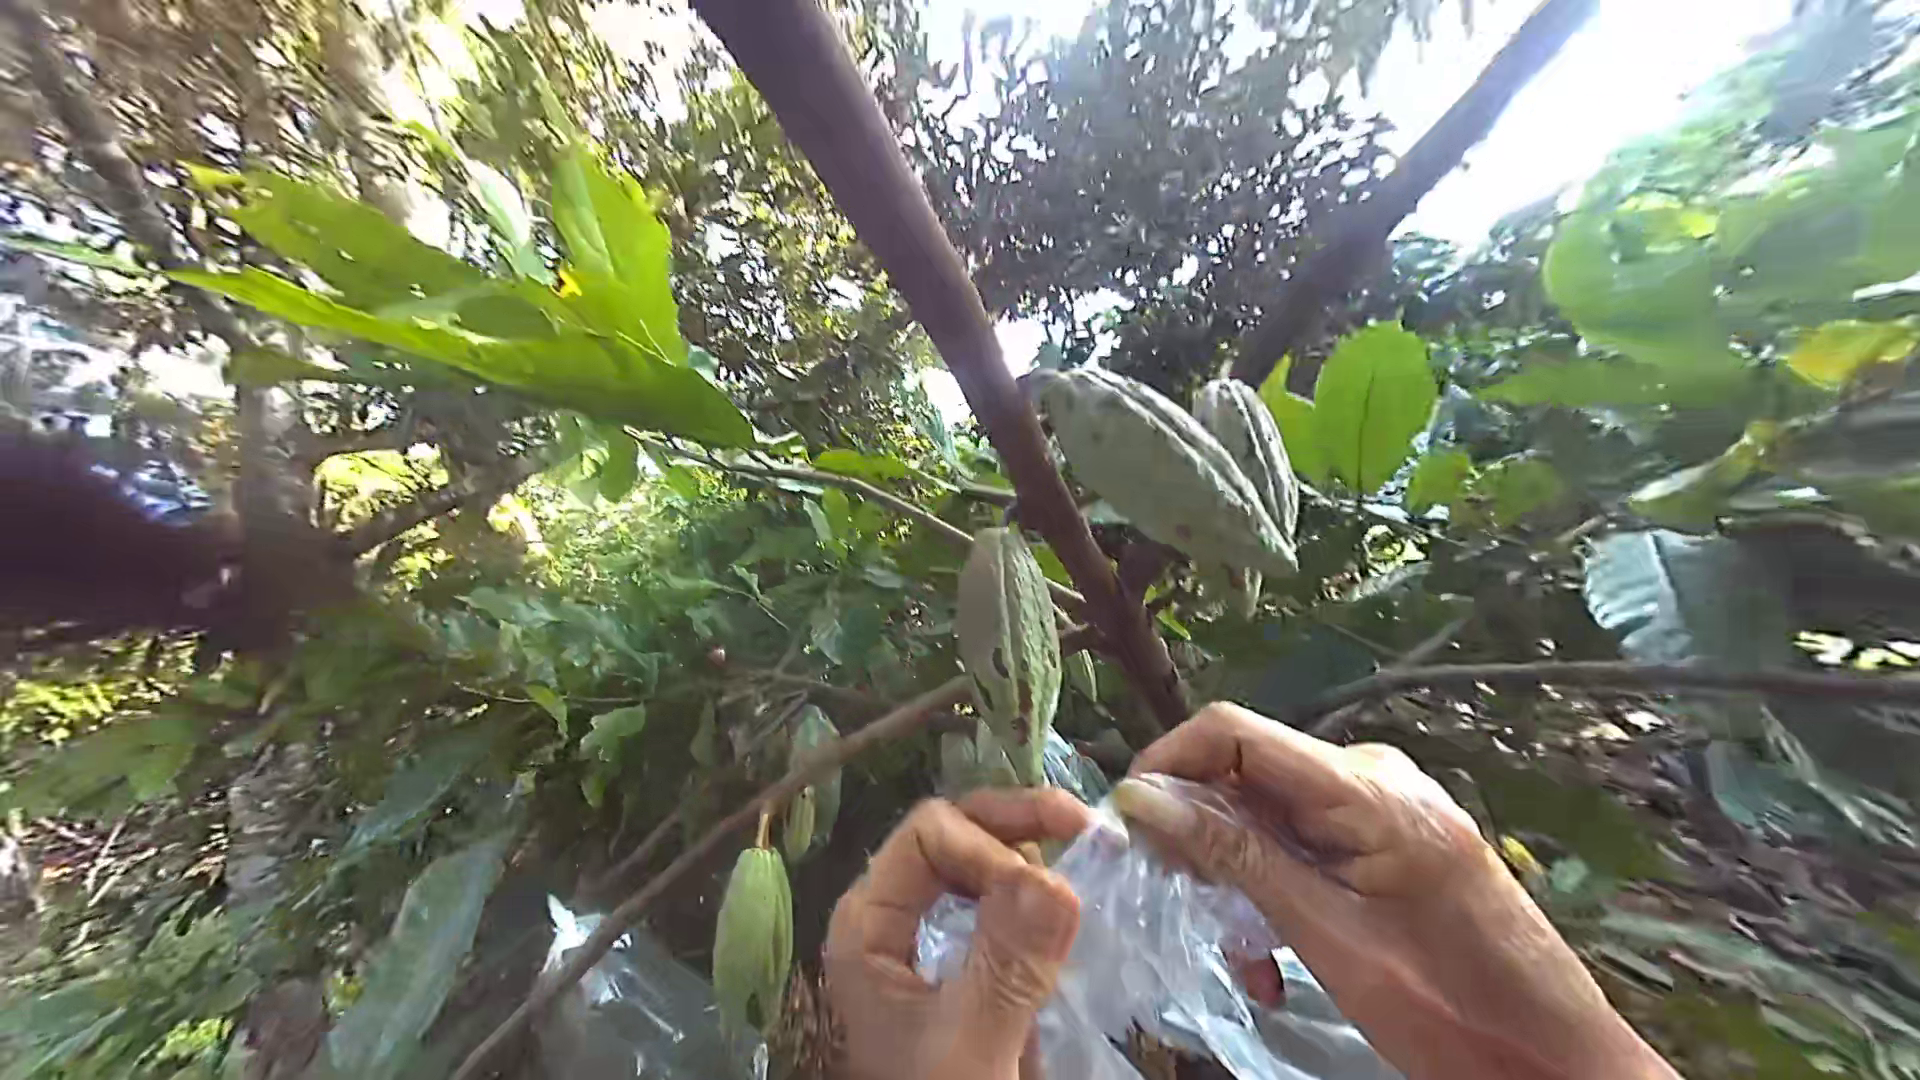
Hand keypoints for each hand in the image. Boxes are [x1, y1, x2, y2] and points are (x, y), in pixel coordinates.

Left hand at [824, 788, 1091, 1079]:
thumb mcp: (971, 1055)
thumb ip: (1007, 970)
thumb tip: (1055, 879)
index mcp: (869, 921)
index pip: (928, 834)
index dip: (988, 847)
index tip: (1044, 890)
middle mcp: (892, 908)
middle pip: (954, 829)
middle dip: (1017, 820)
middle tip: (1082, 824)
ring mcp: (926, 926)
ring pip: (978, 850)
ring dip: (1029, 842)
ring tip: (1081, 849)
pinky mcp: (960, 949)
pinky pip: (996, 890)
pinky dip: (1033, 879)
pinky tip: (1063, 891)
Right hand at [1114, 702, 1677, 1079]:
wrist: (1568, 1074)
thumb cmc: (1455, 1016)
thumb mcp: (1328, 935)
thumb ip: (1233, 853)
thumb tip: (1139, 796)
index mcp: (1365, 786)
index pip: (1233, 730)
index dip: (1168, 758)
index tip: (1130, 815)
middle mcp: (1366, 770)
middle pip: (1242, 764)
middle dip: (1194, 817)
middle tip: (1171, 882)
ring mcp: (1375, 796)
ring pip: (1260, 799)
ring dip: (1227, 855)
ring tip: (1225, 930)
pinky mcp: (1377, 825)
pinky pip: (1292, 826)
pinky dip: (1262, 868)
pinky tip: (1265, 938)